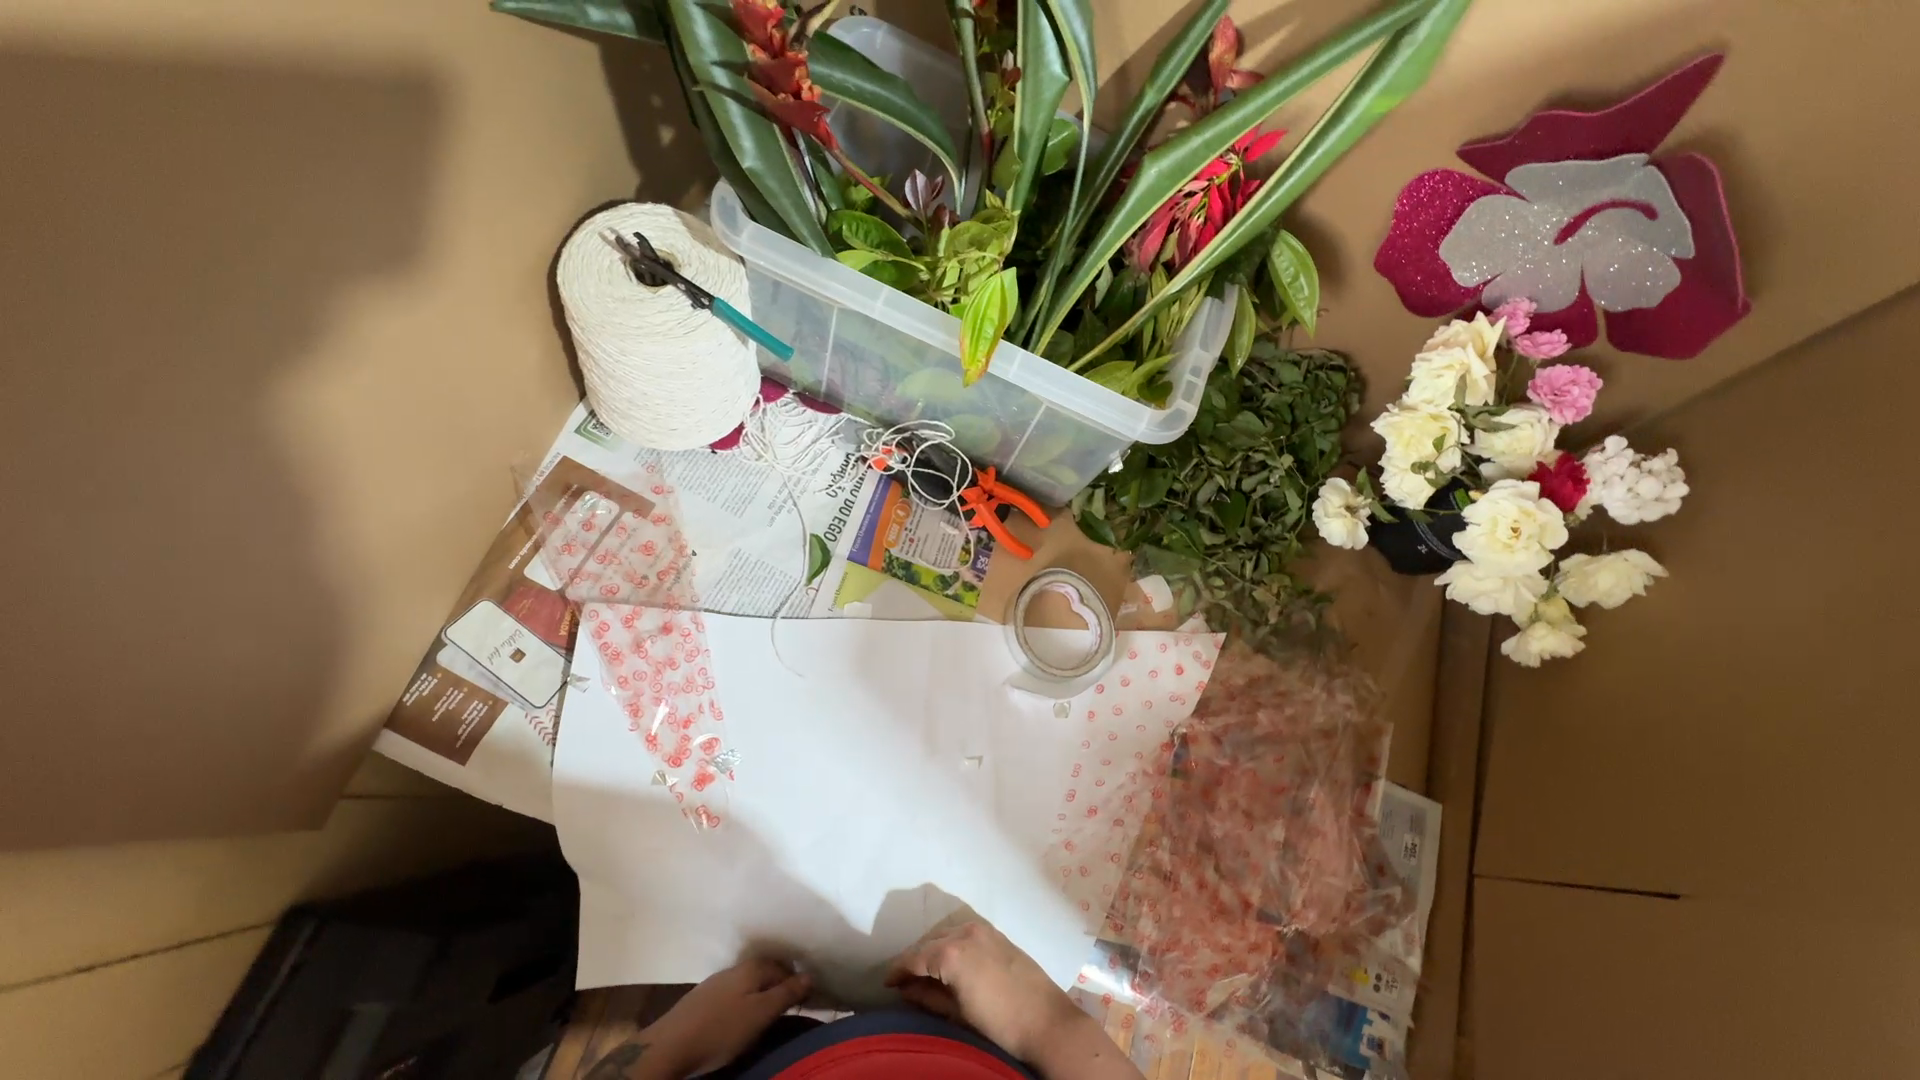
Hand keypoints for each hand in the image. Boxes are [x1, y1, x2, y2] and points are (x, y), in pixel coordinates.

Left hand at [639, 958, 811, 1076]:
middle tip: (791, 1010)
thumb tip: (810, 975)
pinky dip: (745, 1003)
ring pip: (750, 984)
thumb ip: (786, 993)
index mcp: (753, 967)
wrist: (669, 1046)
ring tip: (769, 1017)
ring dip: (762, 996)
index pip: (786, 968)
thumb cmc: (721, 1030)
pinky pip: (735, 995)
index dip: (798, 983)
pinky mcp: (703, 1000)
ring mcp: (717, 983)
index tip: (808, 1002)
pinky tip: (743, 1019)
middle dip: (781, 987)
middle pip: (767, 973)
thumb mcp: (760, 1014)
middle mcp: (735, 968)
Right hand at [884, 919, 1084, 1062]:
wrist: (1047, 1021)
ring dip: (932, 949)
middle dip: (914, 959)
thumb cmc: (1000, 1023)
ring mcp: (983, 929)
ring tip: (924, 971)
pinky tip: (948, 960)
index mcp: (952, 952)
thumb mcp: (958, 1013)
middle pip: (928, 942)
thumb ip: (928, 997)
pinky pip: (963, 932)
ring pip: (946, 934)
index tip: (887, 983)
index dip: (898, 970)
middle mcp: (964, 932)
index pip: (914, 957)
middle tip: (904, 980)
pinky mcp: (997, 933)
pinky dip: (951, 943)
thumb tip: (905, 989)